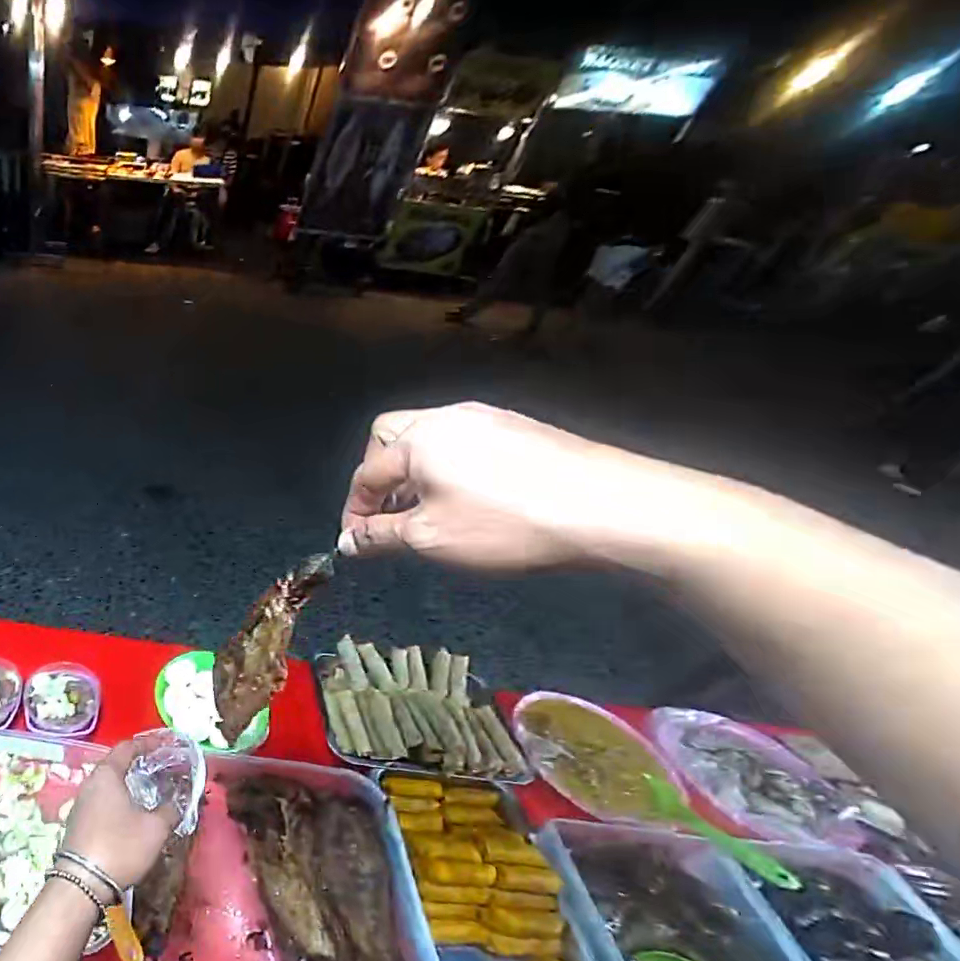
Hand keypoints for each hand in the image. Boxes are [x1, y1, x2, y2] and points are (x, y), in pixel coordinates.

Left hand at [61, 739, 179, 888]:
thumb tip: (178, 801)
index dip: (147, 743)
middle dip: (138, 763)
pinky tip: (130, 811)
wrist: (81, 881)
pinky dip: (118, 798)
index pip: (127, 747)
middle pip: (115, 764)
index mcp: (107, 774)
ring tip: (149, 789)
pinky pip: (102, 800)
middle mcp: (90, 781)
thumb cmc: (121, 845)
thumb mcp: (154, 828)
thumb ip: (170, 810)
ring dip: (127, 783)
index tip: (165, 744)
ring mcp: (81, 801)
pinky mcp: (78, 820)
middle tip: (160, 766)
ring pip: (108, 783)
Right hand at [337, 402, 702, 569]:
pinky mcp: (521, 428)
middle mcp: (447, 417)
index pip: (366, 475)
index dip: (355, 511)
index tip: (357, 543)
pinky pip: (463, 440)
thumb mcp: (430, 538)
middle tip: (388, 512)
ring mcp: (488, 418)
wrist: (615, 508)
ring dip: (413, 471)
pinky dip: (447, 466)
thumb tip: (344, 543)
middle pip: (387, 436)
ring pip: (427, 436)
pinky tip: (469, 498)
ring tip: (426, 509)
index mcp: (418, 439)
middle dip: (377, 475)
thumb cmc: (507, 524)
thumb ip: (378, 537)